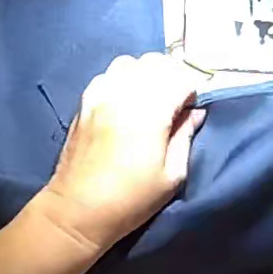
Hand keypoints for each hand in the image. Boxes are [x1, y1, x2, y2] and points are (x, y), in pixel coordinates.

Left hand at [36, 53, 205, 253]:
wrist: (77, 211)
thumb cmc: (130, 199)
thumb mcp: (172, 175)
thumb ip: (185, 136)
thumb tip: (195, 113)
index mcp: (149, 111)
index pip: (180, 77)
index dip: (192, 91)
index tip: (192, 109)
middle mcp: (123, 93)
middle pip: (156, 62)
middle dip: (171, 77)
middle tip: (175, 102)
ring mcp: (99, 93)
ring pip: (130, 62)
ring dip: (146, 75)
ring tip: (150, 99)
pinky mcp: (84, 100)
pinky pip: (109, 74)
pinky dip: (123, 80)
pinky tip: (126, 103)